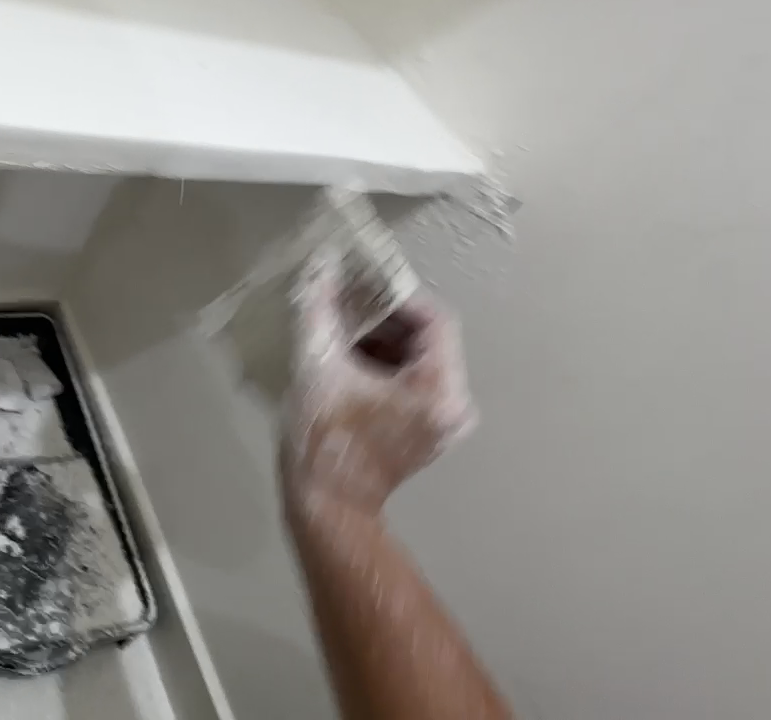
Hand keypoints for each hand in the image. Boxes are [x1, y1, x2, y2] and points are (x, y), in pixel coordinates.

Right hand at [279, 249, 475, 515]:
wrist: (323, 505)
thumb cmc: (322, 437)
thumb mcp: (316, 366)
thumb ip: (320, 310)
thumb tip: (322, 265)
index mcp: (439, 390)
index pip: (435, 319)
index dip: (395, 294)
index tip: (355, 283)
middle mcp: (454, 404)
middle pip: (426, 337)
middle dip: (380, 315)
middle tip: (338, 302)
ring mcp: (441, 421)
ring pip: (415, 356)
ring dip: (376, 336)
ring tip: (333, 328)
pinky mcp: (423, 429)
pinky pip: (407, 379)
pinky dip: (378, 361)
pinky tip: (341, 357)